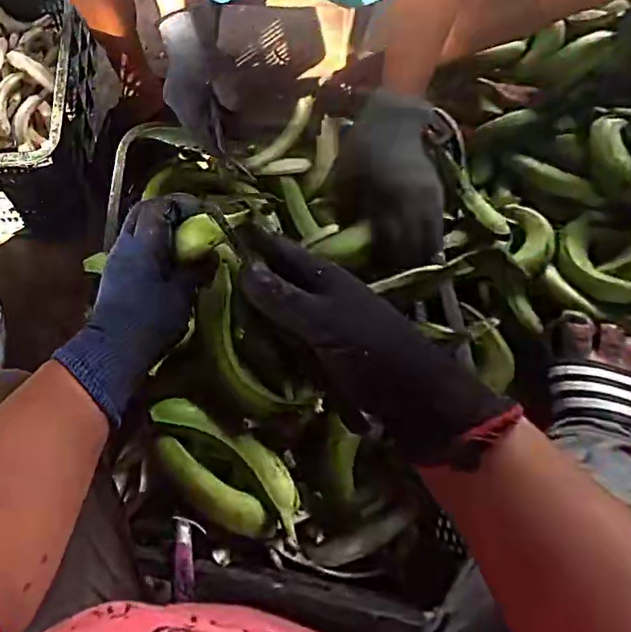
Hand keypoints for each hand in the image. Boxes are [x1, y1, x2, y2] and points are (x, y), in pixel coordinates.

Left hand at [54, 196, 203, 420]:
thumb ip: (196, 269)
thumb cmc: (150, 320)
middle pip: (144, 211)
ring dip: (159, 227)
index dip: (183, 204)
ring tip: (183, 241)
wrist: (113, 349)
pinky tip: (166, 260)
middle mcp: (125, 243)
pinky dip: (151, 244)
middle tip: (193, 221)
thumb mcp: (182, 295)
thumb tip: (211, 252)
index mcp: (143, 243)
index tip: (205, 214)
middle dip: (169, 210)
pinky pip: (134, 245)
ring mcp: (116, 257)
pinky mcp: (114, 272)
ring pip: (136, 227)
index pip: (159, 206)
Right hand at [158, 9, 227, 153]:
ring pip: (191, 117)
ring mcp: (172, 96)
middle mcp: (175, 105)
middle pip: (194, 127)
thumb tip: (233, 112)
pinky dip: (201, 111)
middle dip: (211, 135)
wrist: (184, 31)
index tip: (227, 157)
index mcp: (186, 106)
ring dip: (206, 122)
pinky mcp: (174, 88)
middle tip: (229, 143)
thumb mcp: (223, 78)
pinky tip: (213, 109)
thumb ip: (229, 100)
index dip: (214, 147)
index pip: (200, 135)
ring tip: (223, 128)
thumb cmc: (205, 55)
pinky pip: (188, 107)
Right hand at [237, 226, 519, 466]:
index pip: (279, 249)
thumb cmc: (374, 353)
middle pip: (275, 280)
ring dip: (257, 318)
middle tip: (209, 279)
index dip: (253, 238)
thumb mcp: (323, 323)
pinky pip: (289, 342)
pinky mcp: (326, 354)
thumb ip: (284, 298)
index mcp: (324, 276)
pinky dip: (273, 346)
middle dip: (246, 281)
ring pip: (280, 313)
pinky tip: (253, 354)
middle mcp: (322, 295)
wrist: (422, 404)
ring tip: (223, 318)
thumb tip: (244, 267)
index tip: (221, 227)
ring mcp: (324, 324)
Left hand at [337, 89, 451, 268]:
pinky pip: (438, 228)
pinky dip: (429, 243)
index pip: (386, 245)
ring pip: (430, 242)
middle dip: (402, 267)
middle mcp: (411, 203)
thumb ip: (347, 208)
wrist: (395, 119)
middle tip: (390, 279)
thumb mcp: (345, 176)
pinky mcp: (439, 194)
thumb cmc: (362, 147)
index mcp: (385, 198)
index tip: (371, 275)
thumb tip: (346, 238)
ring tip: (406, 270)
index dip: (380, 264)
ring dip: (419, 258)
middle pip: (412, 249)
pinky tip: (419, 252)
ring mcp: (429, 199)